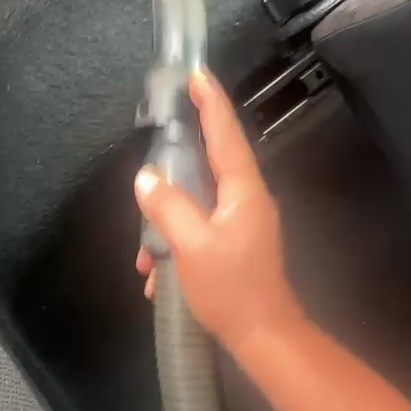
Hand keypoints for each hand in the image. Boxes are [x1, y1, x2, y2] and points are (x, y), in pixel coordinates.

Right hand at [135, 70, 305, 350]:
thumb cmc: (231, 289)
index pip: (224, 133)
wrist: (264, 337)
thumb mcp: (191, 246)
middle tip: (146, 194)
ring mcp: (242, 223)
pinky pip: (197, 230)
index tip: (197, 73)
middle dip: (169, 183)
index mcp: (242, 190)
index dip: (210, 102)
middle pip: (204, 168)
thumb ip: (167, 207)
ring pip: (194, 205)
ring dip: (165, 228)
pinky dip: (175, 247)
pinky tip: (158, 278)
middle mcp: (246, 199)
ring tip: (147, 262)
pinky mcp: (234, 245)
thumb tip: (146, 178)